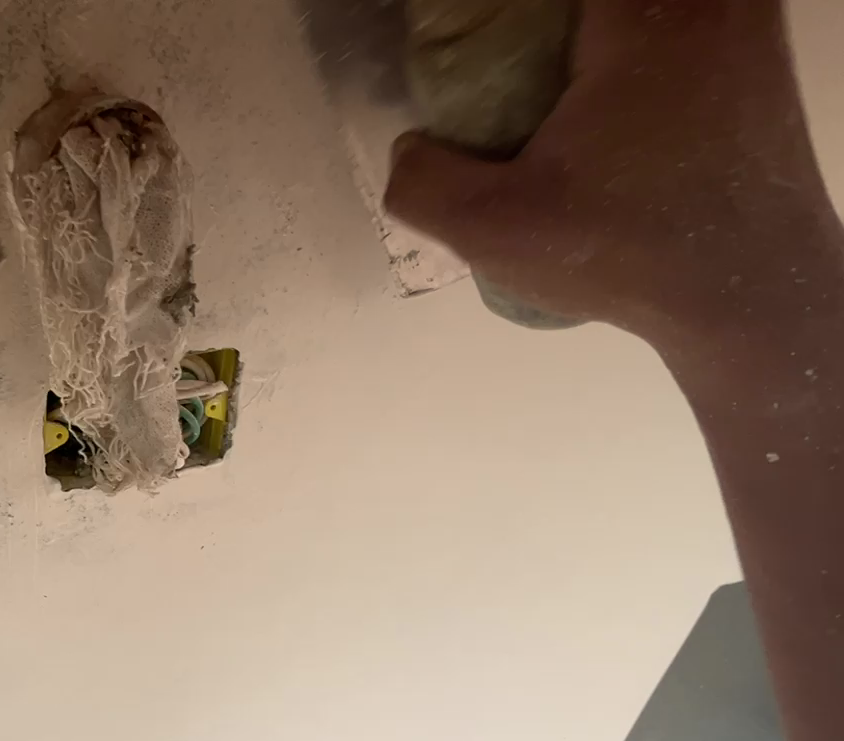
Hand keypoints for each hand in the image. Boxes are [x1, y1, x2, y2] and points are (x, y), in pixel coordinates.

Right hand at [386, 0, 842, 352]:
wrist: (738, 289)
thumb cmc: (614, 250)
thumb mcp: (484, 227)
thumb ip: (421, 183)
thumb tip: (410, 149)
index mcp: (647, 21)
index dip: (499, 20)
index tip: (467, 51)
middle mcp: (710, 9)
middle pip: (585, 10)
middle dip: (536, 35)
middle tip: (494, 84)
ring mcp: (747, 33)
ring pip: (633, 19)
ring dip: (576, 53)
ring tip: (537, 113)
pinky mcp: (754, 69)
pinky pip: (671, 36)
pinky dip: (621, 65)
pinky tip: (591, 126)